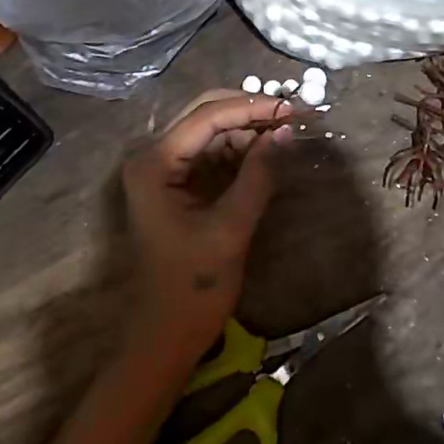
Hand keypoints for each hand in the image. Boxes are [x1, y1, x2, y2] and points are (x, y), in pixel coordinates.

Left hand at [121, 92, 291, 346]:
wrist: (166, 335)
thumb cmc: (193, 287)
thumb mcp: (231, 227)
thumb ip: (258, 175)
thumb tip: (285, 132)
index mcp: (154, 164)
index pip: (206, 117)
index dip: (251, 108)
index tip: (291, 108)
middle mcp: (152, 156)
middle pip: (204, 114)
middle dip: (249, 111)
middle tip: (291, 114)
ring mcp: (162, 169)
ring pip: (209, 130)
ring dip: (246, 128)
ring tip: (285, 130)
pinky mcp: (176, 183)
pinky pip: (210, 152)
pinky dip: (239, 148)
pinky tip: (266, 150)